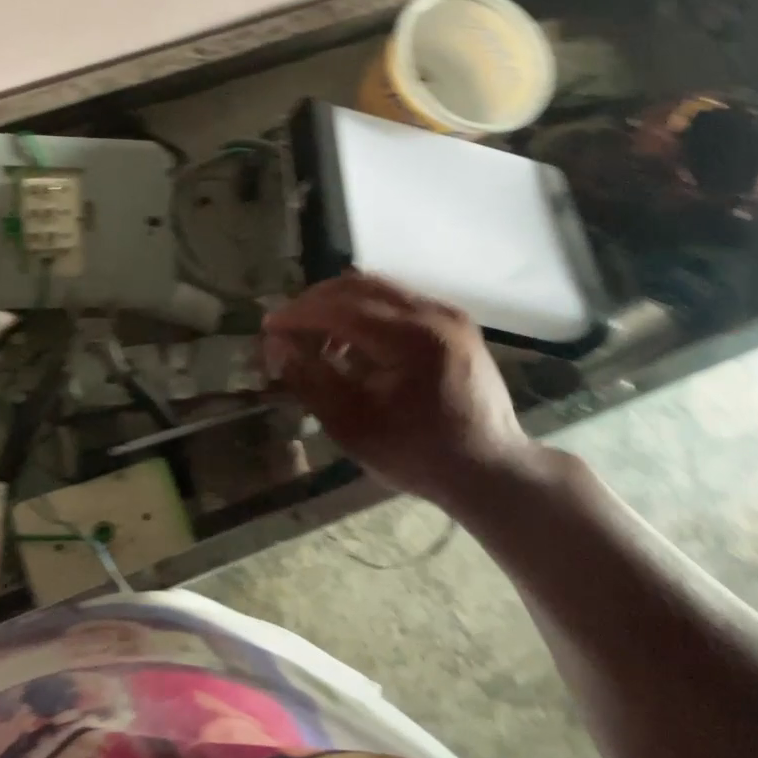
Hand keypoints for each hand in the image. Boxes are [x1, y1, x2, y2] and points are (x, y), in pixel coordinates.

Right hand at [263, 273, 531, 505]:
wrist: (489, 471)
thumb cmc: (417, 455)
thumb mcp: (351, 425)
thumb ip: (310, 378)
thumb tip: (276, 343)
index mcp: (410, 338)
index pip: (338, 307)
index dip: (297, 315)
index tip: (267, 329)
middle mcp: (432, 312)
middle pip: (356, 286)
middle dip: (313, 304)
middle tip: (285, 330)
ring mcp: (447, 313)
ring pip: (376, 287)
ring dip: (337, 305)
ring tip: (313, 337)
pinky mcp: (453, 322)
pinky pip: (396, 299)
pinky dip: (363, 310)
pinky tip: (349, 342)